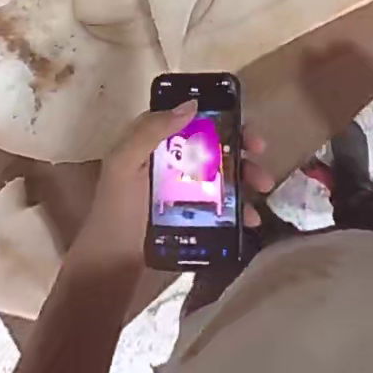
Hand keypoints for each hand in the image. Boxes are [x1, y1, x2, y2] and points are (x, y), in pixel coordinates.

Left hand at [70, 103, 275, 269]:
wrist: (109, 268)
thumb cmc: (116, 211)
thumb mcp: (124, 164)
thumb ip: (151, 131)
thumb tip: (192, 104)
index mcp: (150, 145)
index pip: (190, 122)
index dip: (220, 120)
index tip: (244, 129)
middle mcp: (167, 164)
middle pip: (211, 148)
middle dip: (240, 150)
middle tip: (261, 160)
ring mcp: (181, 192)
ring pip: (221, 176)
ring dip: (245, 179)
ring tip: (262, 191)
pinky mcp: (190, 219)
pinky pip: (220, 207)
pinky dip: (239, 209)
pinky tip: (250, 219)